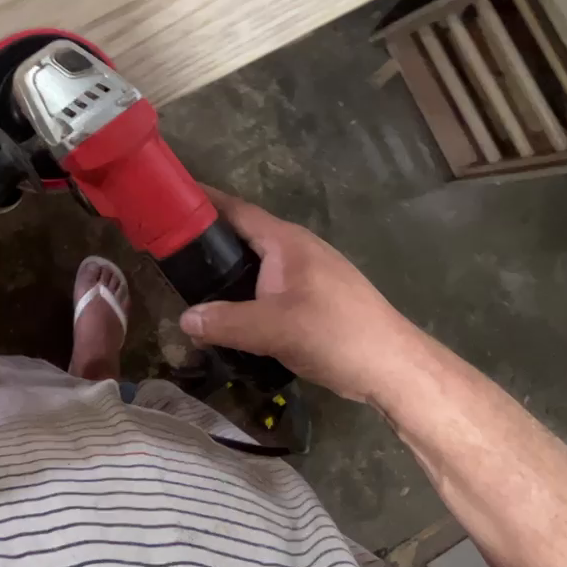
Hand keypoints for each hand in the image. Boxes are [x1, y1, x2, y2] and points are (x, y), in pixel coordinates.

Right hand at [178, 188, 428, 404]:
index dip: (203, 200)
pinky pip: (269, 283)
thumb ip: (225, 322)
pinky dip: (245, 289)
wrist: (397, 369)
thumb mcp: (273, 330)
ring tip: (192, 284)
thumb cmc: (337, 334)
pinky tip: (231, 312)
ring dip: (227, 270)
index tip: (169, 196)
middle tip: (169, 248)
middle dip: (207, 238)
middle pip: (243, 234)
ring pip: (256, 262)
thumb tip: (184, 319)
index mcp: (286, 242)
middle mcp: (297, 249)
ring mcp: (310, 273)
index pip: (236, 209)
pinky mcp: (316, 297)